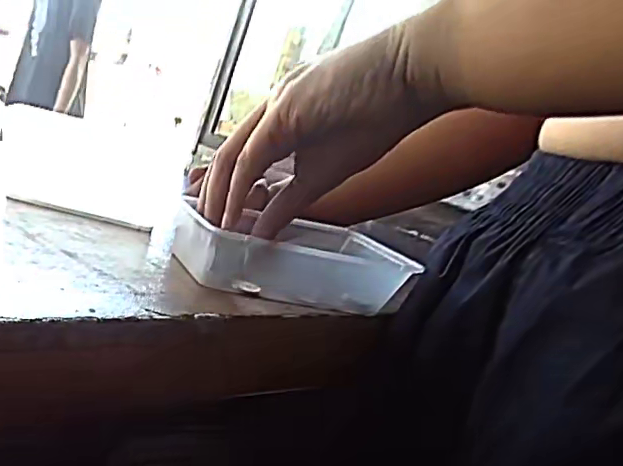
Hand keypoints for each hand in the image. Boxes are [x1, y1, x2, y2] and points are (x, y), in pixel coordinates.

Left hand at [198, 24, 449, 237]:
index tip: (216, 221)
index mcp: (282, 117)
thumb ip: (286, 204)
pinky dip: (236, 192)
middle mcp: (273, 106)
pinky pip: (249, 158)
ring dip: (217, 197)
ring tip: (213, 229)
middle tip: (205, 230)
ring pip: (229, 156)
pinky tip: (231, 217)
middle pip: (225, 156)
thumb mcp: (320, 176)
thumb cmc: (380, 117)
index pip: (239, 156)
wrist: (418, 73)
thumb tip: (262, 235)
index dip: (222, 191)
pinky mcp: (285, 109)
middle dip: (210, 197)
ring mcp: (276, 103)